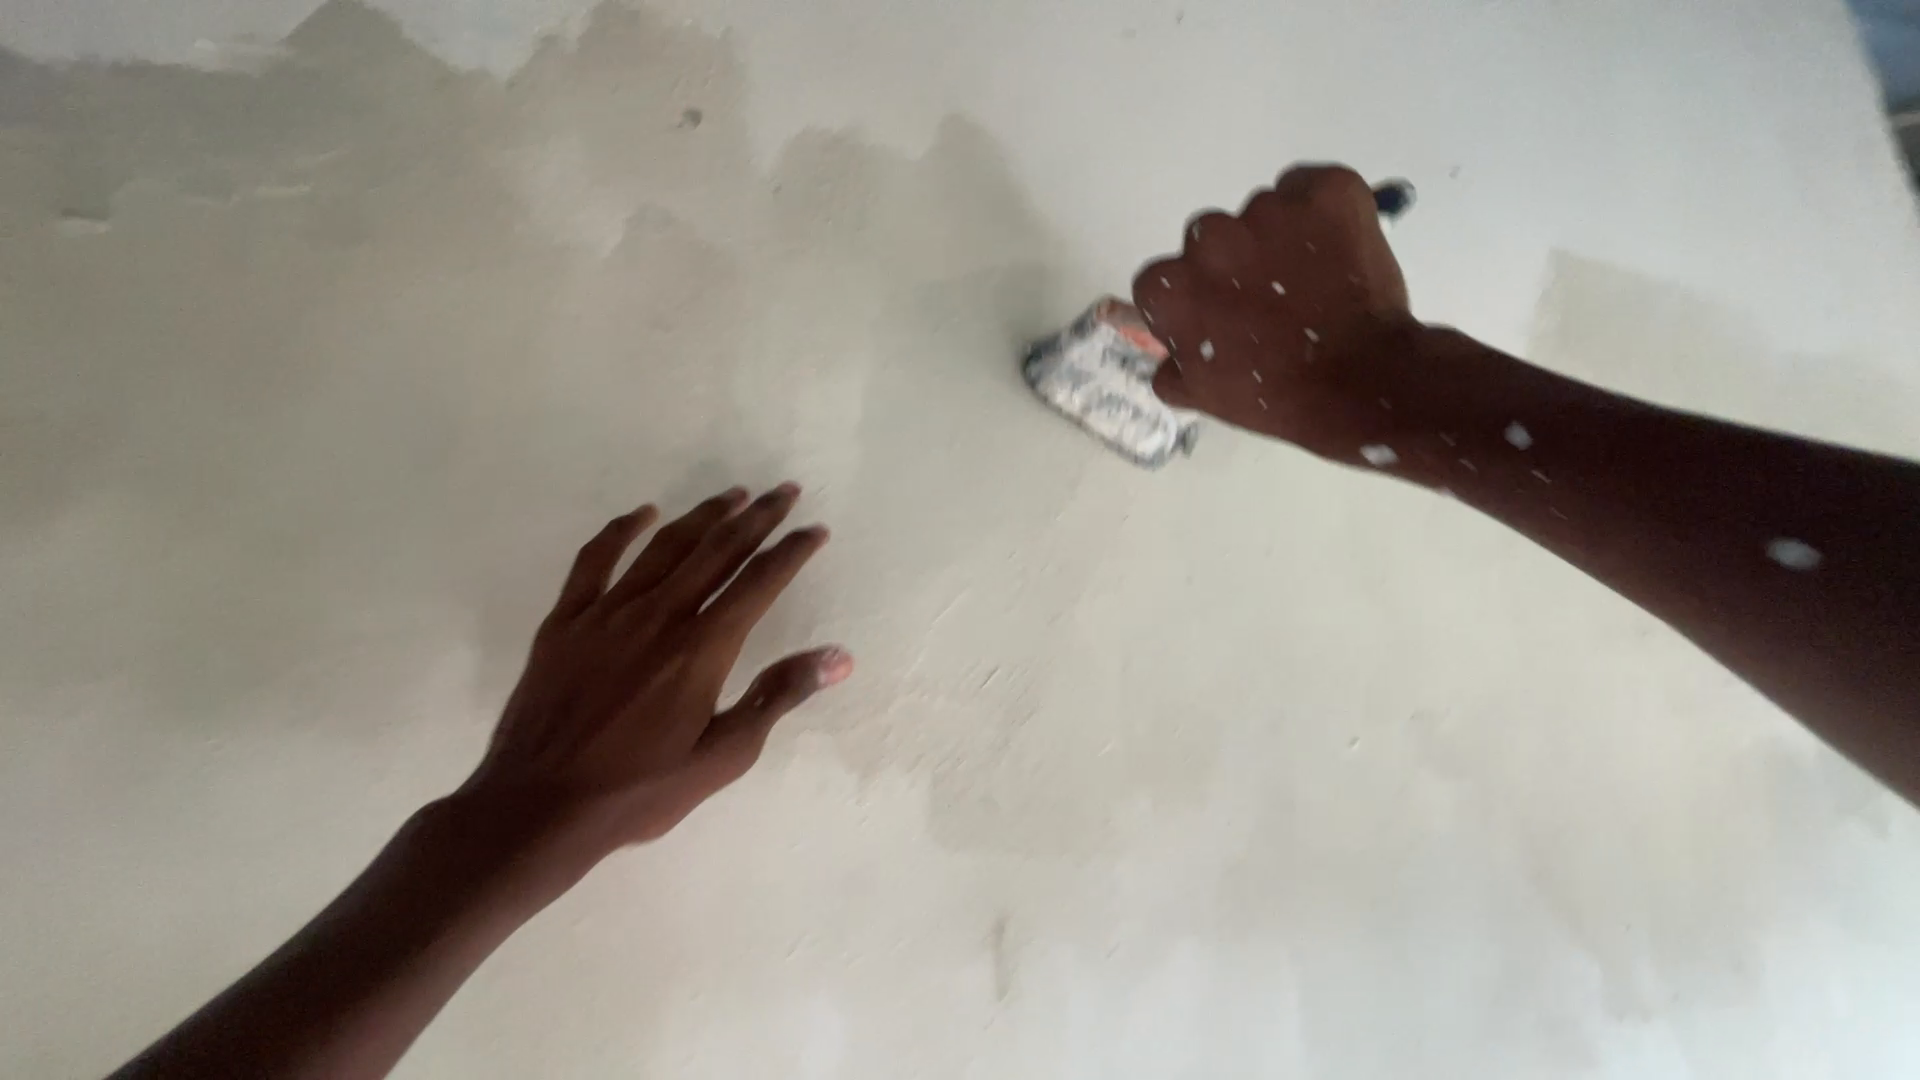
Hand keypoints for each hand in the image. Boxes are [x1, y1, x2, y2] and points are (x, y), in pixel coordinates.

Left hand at [458, 483, 849, 866]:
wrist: (537, 808)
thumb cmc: (640, 789)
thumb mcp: (724, 755)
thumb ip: (779, 696)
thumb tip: (839, 657)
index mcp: (701, 649)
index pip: (760, 583)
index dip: (792, 552)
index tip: (814, 530)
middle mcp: (660, 616)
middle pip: (718, 550)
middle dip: (758, 517)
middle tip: (783, 491)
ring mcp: (607, 613)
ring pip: (665, 546)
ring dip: (704, 515)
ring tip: (732, 495)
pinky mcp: (566, 620)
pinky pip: (595, 559)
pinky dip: (622, 530)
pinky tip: (644, 514)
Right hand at [1131, 165, 1424, 462]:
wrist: (1358, 381)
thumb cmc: (1271, 396)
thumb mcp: (1200, 397)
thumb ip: (1170, 367)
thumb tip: (1173, 351)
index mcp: (1171, 287)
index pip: (1163, 280)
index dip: (1190, 300)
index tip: (1216, 319)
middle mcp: (1209, 237)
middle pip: (1207, 240)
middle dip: (1229, 265)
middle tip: (1265, 302)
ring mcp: (1268, 210)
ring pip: (1259, 215)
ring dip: (1274, 239)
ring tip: (1307, 281)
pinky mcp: (1326, 190)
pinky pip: (1307, 188)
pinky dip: (1315, 212)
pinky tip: (1330, 249)